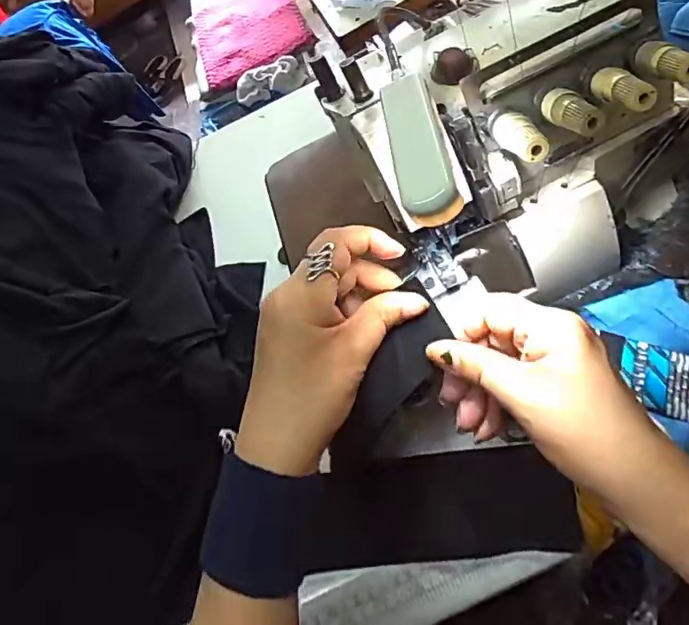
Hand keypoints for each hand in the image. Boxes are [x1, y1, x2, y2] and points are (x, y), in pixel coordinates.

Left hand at [234, 227, 428, 475]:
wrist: (275, 449)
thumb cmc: (312, 397)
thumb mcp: (355, 350)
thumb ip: (385, 313)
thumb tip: (414, 298)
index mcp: (299, 292)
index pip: (335, 242)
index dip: (370, 240)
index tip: (400, 255)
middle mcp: (287, 293)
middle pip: (334, 261)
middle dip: (371, 273)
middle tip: (399, 298)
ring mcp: (284, 311)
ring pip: (330, 281)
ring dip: (362, 291)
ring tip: (385, 316)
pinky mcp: (287, 328)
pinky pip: (321, 301)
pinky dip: (346, 307)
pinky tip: (365, 327)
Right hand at [427, 293, 680, 509]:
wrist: (633, 477)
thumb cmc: (591, 434)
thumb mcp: (523, 395)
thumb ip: (478, 367)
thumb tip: (441, 349)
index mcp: (552, 325)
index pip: (492, 309)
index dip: (463, 333)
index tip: (442, 361)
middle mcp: (555, 335)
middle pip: (494, 338)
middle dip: (470, 371)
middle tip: (454, 398)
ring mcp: (557, 360)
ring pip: (502, 363)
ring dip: (481, 391)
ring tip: (471, 421)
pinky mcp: (557, 384)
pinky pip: (516, 381)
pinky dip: (499, 401)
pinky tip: (489, 425)